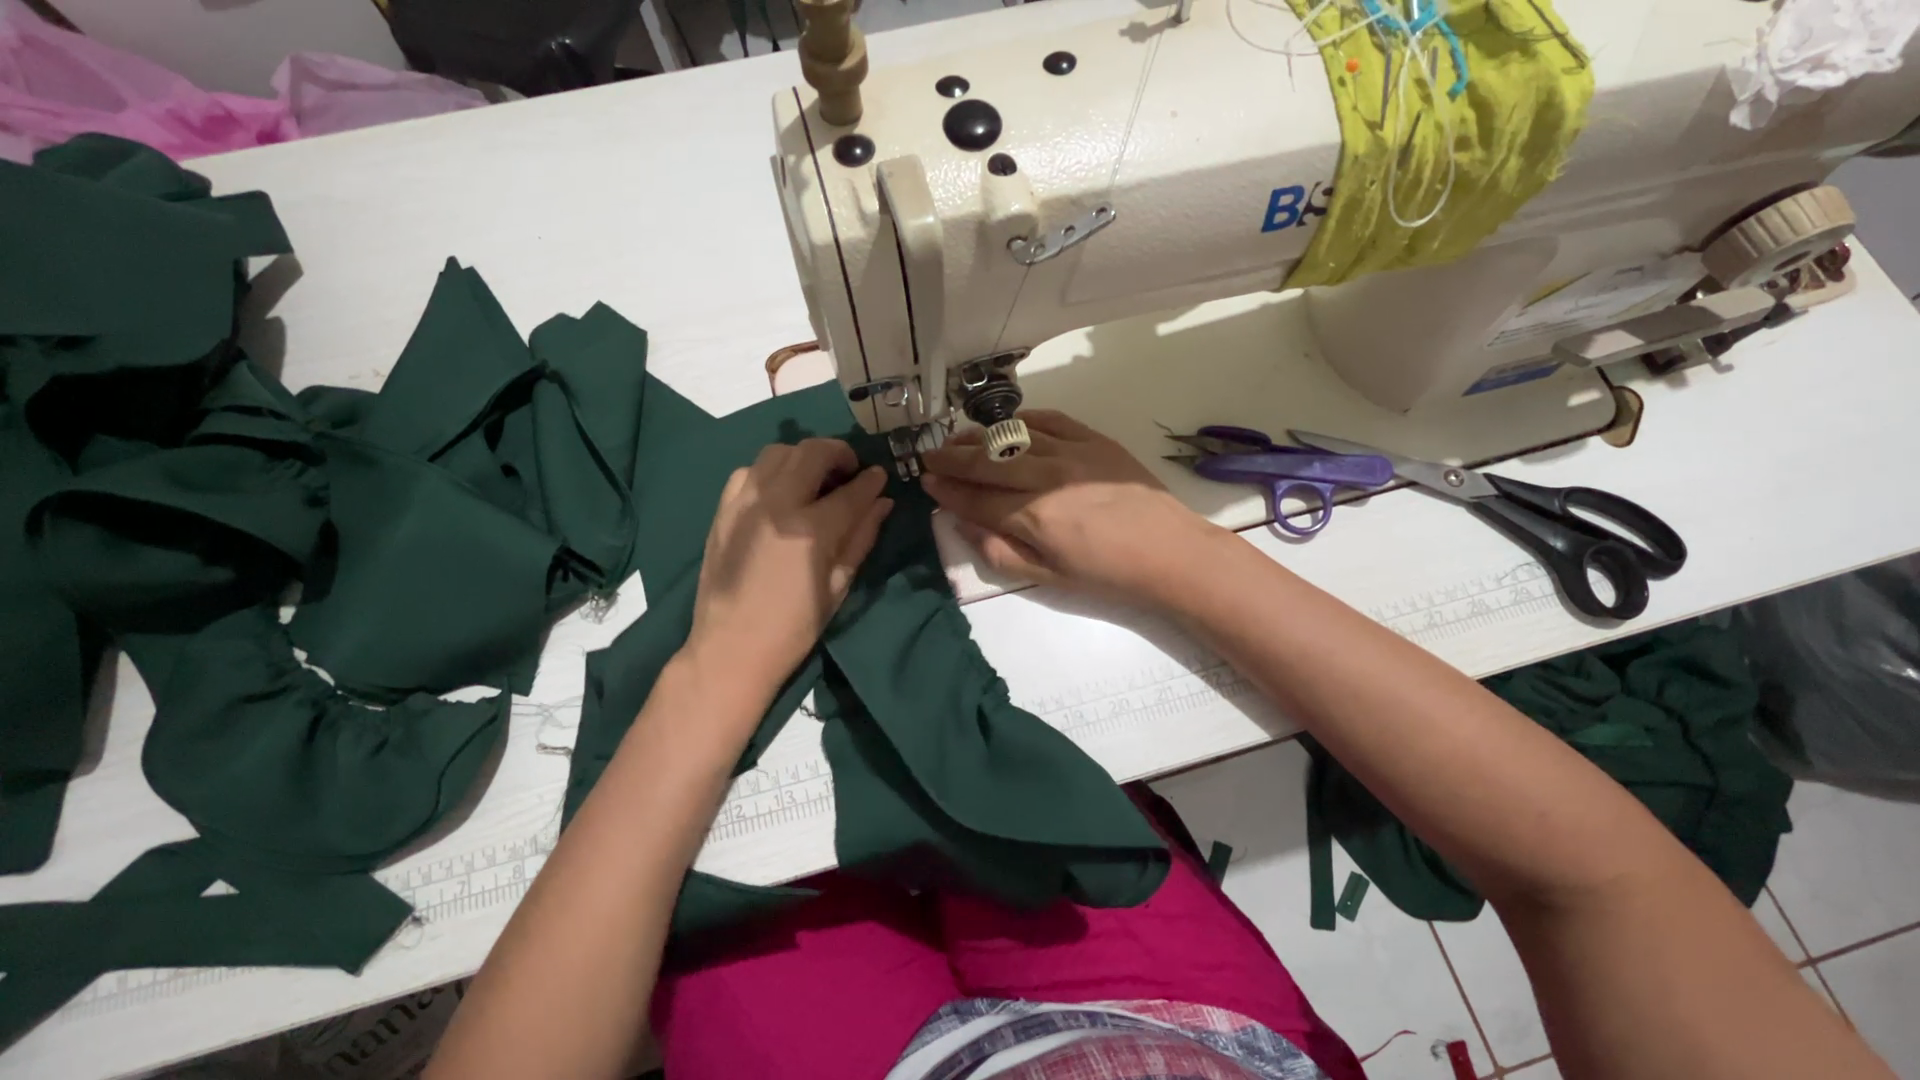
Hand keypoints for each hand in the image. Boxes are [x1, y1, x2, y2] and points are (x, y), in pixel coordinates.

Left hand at [688, 439, 892, 695]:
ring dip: (803, 457)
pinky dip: (769, 471)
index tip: (880, 477)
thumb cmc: (794, 627)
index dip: (871, 481)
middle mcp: (777, 504)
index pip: (851, 491)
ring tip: (814, 477)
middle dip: (839, 454)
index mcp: (811, 529)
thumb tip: (882, 503)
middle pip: (813, 454)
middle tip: (849, 470)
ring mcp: (745, 502)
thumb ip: (861, 538)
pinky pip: (748, 470)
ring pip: (778, 452)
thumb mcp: (838, 586)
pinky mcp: (723, 509)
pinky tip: (779, 491)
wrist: (731, 649)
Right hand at [921, 410, 1224, 603]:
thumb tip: (963, 525)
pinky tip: (1008, 425)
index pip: (974, 498)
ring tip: (960, 438)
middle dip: (951, 458)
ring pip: (1012, 437)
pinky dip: (1023, 420)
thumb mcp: (1047, 578)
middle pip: (985, 461)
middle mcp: (1044, 479)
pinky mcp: (1094, 441)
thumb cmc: (1107, 576)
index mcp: (1031, 518)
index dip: (946, 490)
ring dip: (979, 436)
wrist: (1169, 553)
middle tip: (930, 456)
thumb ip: (999, 552)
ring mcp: (1070, 454)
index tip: (926, 482)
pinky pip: (1050, 420)